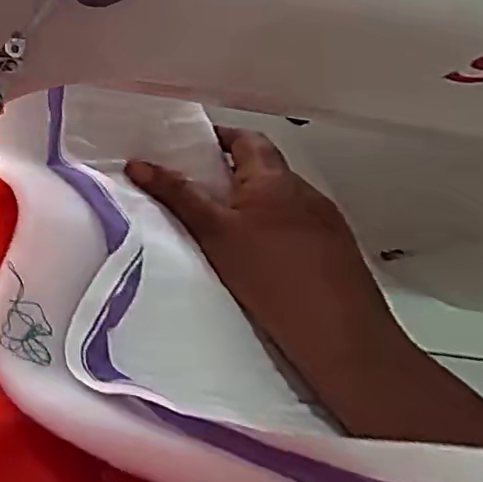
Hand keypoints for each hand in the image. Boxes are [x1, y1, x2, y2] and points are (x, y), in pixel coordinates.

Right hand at [128, 128, 482, 453]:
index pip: (247, 139)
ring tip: (211, 218)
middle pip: (260, 168)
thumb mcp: (213, 232)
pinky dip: (265, 223)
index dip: (215, 137)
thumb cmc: (272, 277)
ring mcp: (326, 224)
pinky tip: (247, 247)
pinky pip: (291, 222)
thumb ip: (176, 194)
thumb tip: (136, 162)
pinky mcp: (335, 252)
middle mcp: (307, 194)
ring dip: (245, 199)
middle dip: (223, 171)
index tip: (181, 147)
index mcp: (277, 180)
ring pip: (276, 197)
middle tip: (184, 183)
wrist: (346, 344)